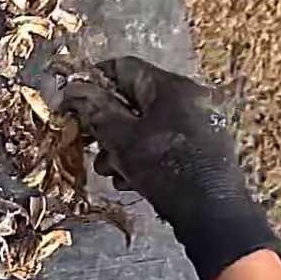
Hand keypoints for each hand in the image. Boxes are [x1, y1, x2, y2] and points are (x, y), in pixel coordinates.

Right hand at [58, 56, 280, 279]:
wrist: (210, 212)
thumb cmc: (164, 166)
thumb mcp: (120, 136)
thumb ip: (94, 109)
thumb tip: (71, 88)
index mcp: (171, 88)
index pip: (123, 67)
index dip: (91, 81)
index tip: (70, 101)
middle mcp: (188, 100)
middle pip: (130, 99)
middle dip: (103, 121)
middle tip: (86, 140)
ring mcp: (195, 126)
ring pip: (141, 125)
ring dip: (116, 144)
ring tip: (108, 167)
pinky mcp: (197, 150)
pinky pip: (157, 143)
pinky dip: (137, 156)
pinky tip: (127, 178)